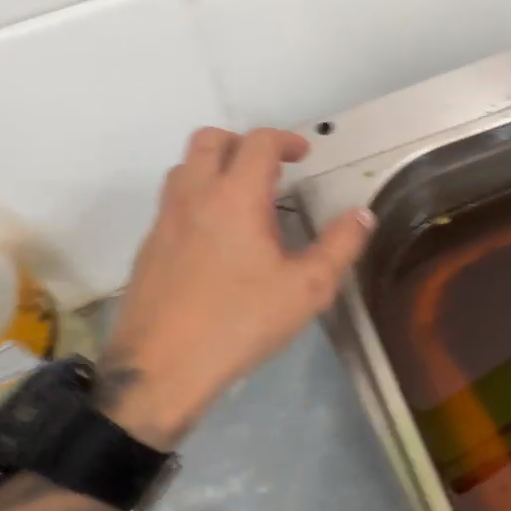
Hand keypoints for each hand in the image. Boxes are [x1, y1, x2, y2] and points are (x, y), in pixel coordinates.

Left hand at [103, 127, 371, 446]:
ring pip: (185, 168)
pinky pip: (173, 202)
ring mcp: (164, 221)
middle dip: (243, 143)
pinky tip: (218, 239)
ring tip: (244, 198)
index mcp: (235, 198)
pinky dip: (198, 199)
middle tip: (271, 169)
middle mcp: (194, 198)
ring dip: (215, 167)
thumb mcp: (307, 290)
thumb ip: (339, 246)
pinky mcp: (148, 248)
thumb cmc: (239, 323)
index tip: (303, 155)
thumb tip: (362, 215)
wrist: (160, 370)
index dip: (285, 140)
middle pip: (210, 140)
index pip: (258, 143)